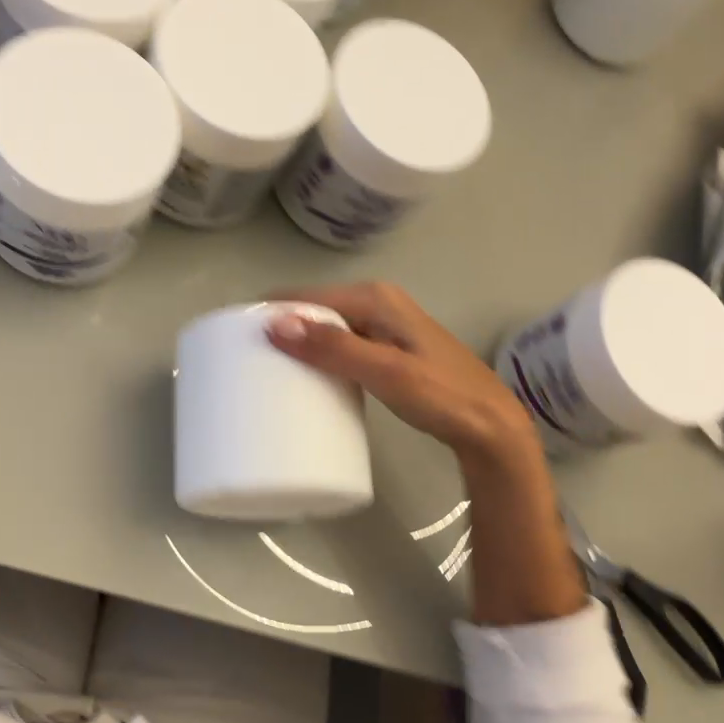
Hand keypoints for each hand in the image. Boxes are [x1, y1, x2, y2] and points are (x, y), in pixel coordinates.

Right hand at [266, 282, 536, 471]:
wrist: (488, 426)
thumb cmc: (441, 396)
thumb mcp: (385, 372)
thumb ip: (333, 348)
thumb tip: (275, 324)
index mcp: (376, 299)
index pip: (307, 296)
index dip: (271, 310)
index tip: (235, 335)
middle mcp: (378, 303)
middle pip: (315, 309)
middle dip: (281, 327)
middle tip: (245, 358)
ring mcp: (384, 327)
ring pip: (327, 328)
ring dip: (298, 344)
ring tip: (265, 369)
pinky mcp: (387, 351)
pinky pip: (340, 345)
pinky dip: (319, 357)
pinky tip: (305, 377)